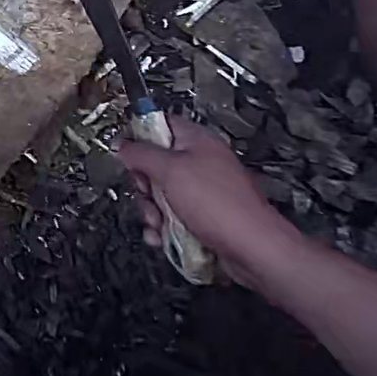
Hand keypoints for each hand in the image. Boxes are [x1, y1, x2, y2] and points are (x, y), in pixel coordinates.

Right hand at [120, 114, 305, 290]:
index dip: (140, 135)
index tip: (128, 154)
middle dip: (144, 184)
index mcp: (197, 141)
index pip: (161, 124)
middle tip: (147, 195)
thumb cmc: (214, 203)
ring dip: (152, 210)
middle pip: (156, 163)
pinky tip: (161, 238)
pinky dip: (164, 227)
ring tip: (157, 224)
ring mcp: (204, 192)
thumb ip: (140, 154)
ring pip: (162, 194)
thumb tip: (120, 144)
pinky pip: (174, 216)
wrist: (256, 251)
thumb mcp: (169, 170)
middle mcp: (201, 162)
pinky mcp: (206, 218)